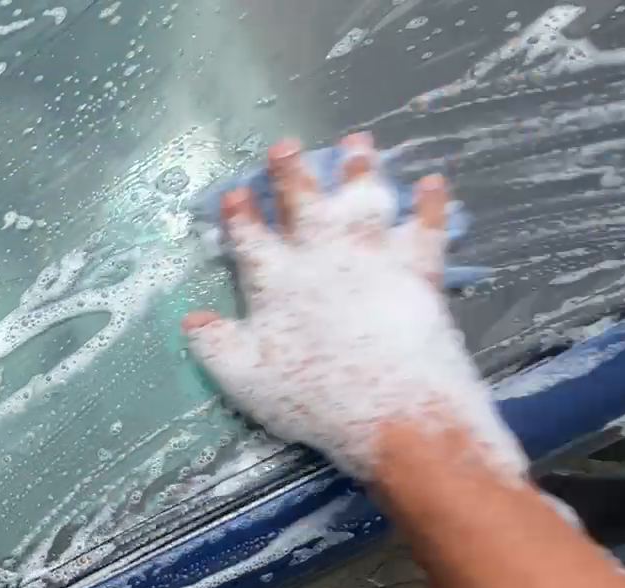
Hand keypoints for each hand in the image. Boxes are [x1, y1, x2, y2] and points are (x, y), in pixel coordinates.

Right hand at [182, 134, 525, 482]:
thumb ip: (215, 344)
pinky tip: (432, 183)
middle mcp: (324, 260)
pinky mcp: (419, 272)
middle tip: (284, 144)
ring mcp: (375, 260)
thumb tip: (193, 318)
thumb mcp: (243, 378)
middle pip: (305, 206)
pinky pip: (426, 228)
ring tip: (356, 141)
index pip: (251, 240)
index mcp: (275, 285)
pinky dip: (430, 204)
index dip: (240, 216)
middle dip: (291, 174)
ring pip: (365, 202)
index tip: (234, 190)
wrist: (394, 409)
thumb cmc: (309, 396)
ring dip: (359, 170)